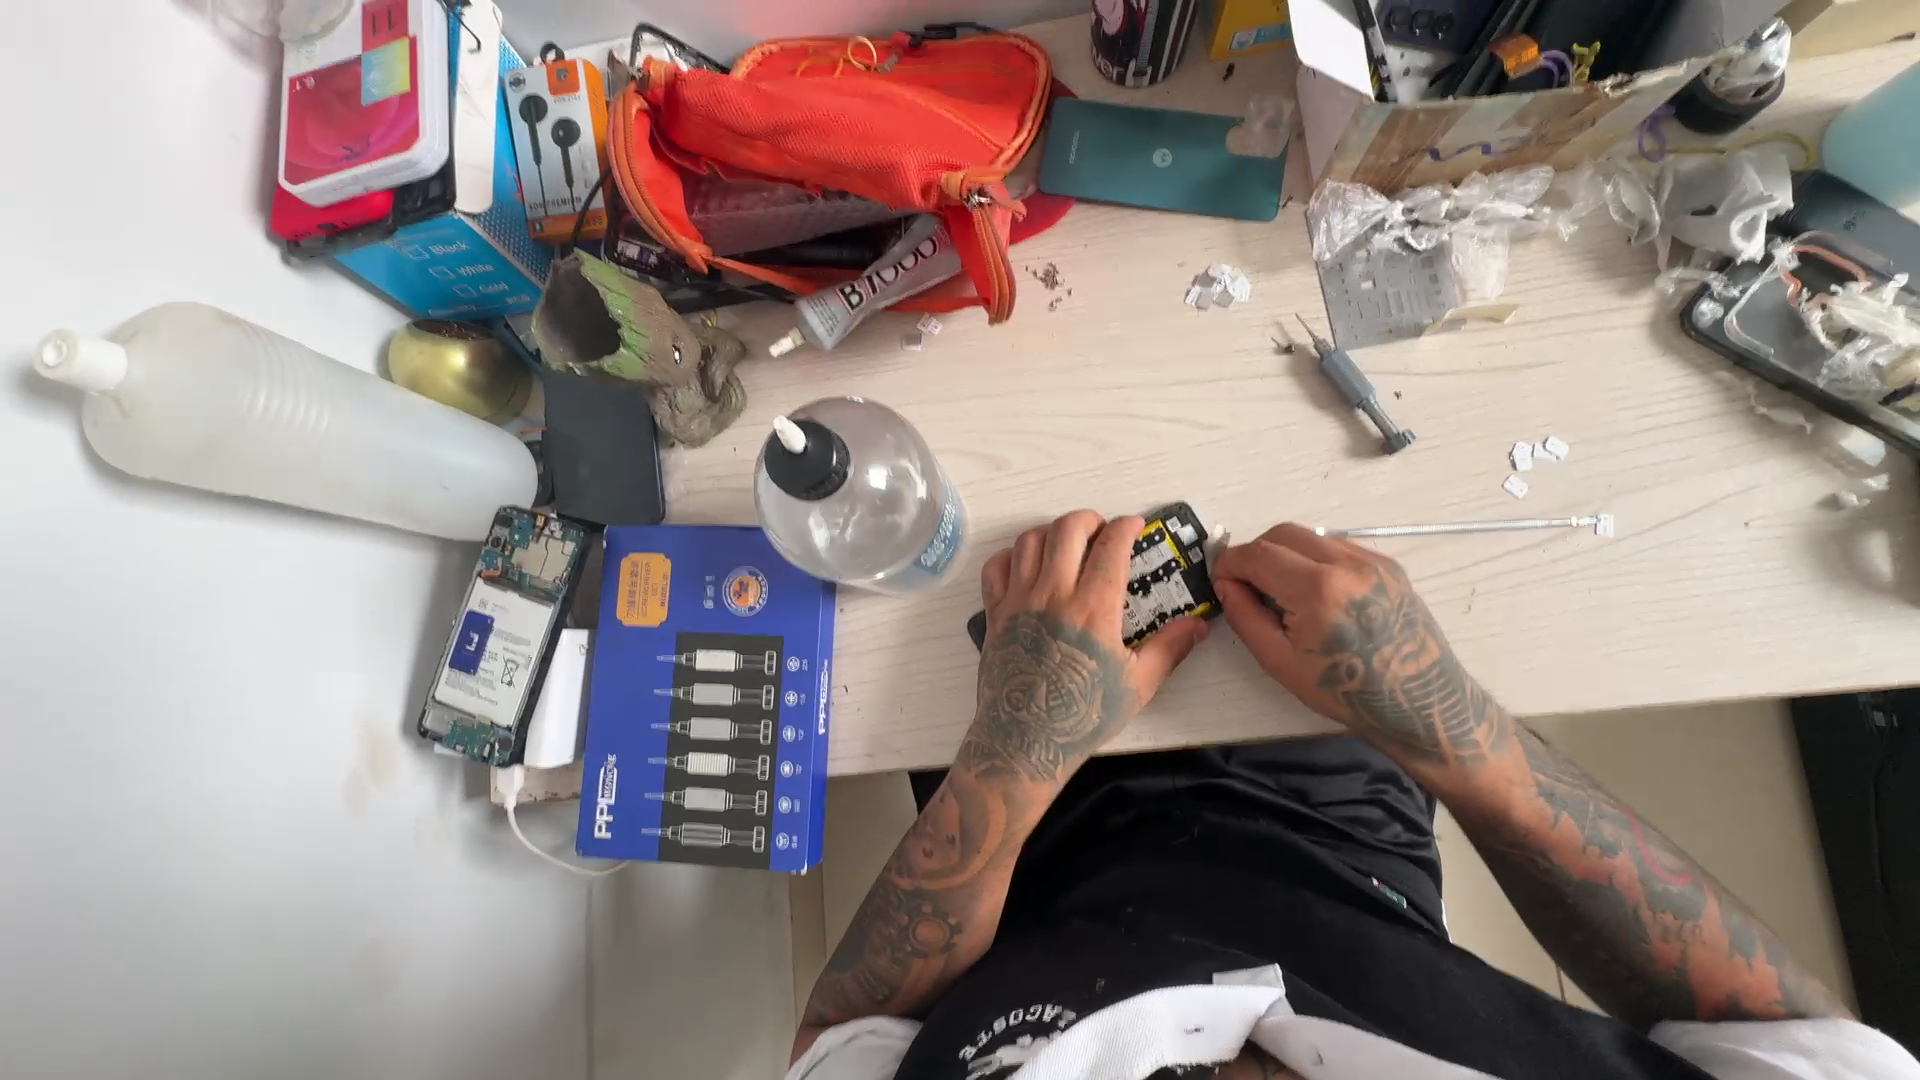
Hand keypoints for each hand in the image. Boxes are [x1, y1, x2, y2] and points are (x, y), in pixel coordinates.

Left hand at [963, 510, 1209, 783]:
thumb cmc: (1083, 715)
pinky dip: (1012, 555)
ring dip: (1053, 532)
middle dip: (1090, 519)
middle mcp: (1054, 593)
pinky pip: (996, 566)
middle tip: (1102, 530)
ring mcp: (1019, 600)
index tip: (1135, 526)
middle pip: (1068, 529)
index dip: (1126, 526)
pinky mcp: (995, 612)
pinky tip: (1027, 565)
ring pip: (1031, 540)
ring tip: (1068, 544)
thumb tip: (1200, 624)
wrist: (1024, 740)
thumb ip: (1170, 648)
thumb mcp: (1138, 685)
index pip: (1112, 545)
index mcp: (1094, 608)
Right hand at [1212, 524, 1502, 769]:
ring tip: (1280, 591)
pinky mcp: (1388, 566)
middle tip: (1245, 585)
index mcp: (1318, 589)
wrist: (1422, 704)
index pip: (1257, 554)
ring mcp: (1372, 561)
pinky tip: (1313, 593)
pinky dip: (1313, 559)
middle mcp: (1347, 564)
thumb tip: (1226, 585)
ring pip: (1310, 536)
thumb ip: (1245, 616)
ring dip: (1284, 554)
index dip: (1229, 564)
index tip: (1220, 582)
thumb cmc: (1345, 692)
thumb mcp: (1279, 661)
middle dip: (1254, 553)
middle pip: (1282, 534)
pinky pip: (1336, 547)